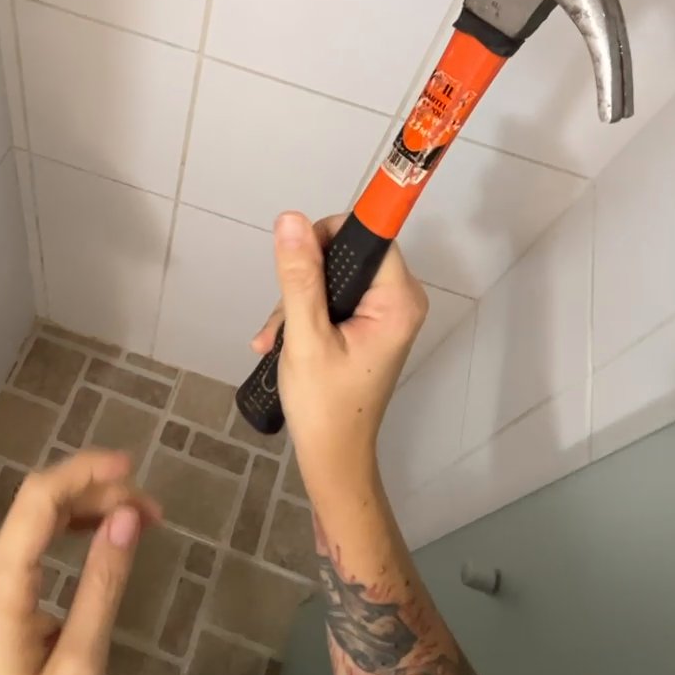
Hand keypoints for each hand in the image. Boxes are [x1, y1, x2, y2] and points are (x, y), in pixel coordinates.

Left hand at [0, 450, 162, 674]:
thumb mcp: (77, 667)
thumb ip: (103, 586)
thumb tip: (127, 515)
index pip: (40, 497)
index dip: (87, 469)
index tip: (134, 466)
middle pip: (40, 504)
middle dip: (99, 494)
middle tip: (153, 513)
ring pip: (34, 521)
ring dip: (86, 510)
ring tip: (137, 520)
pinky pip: (26, 544)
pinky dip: (66, 531)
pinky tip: (97, 535)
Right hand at [251, 212, 427, 492]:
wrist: (332, 456)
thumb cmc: (323, 404)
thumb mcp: (306, 337)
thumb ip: (299, 277)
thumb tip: (290, 218)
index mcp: (397, 300)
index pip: (369, 235)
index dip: (328, 237)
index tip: (296, 263)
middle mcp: (399, 299)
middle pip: (347, 253)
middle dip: (304, 277)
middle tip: (281, 316)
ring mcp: (384, 312)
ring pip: (333, 275)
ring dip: (297, 299)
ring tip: (275, 338)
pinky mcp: (369, 324)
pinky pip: (333, 295)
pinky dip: (304, 312)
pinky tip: (279, 342)